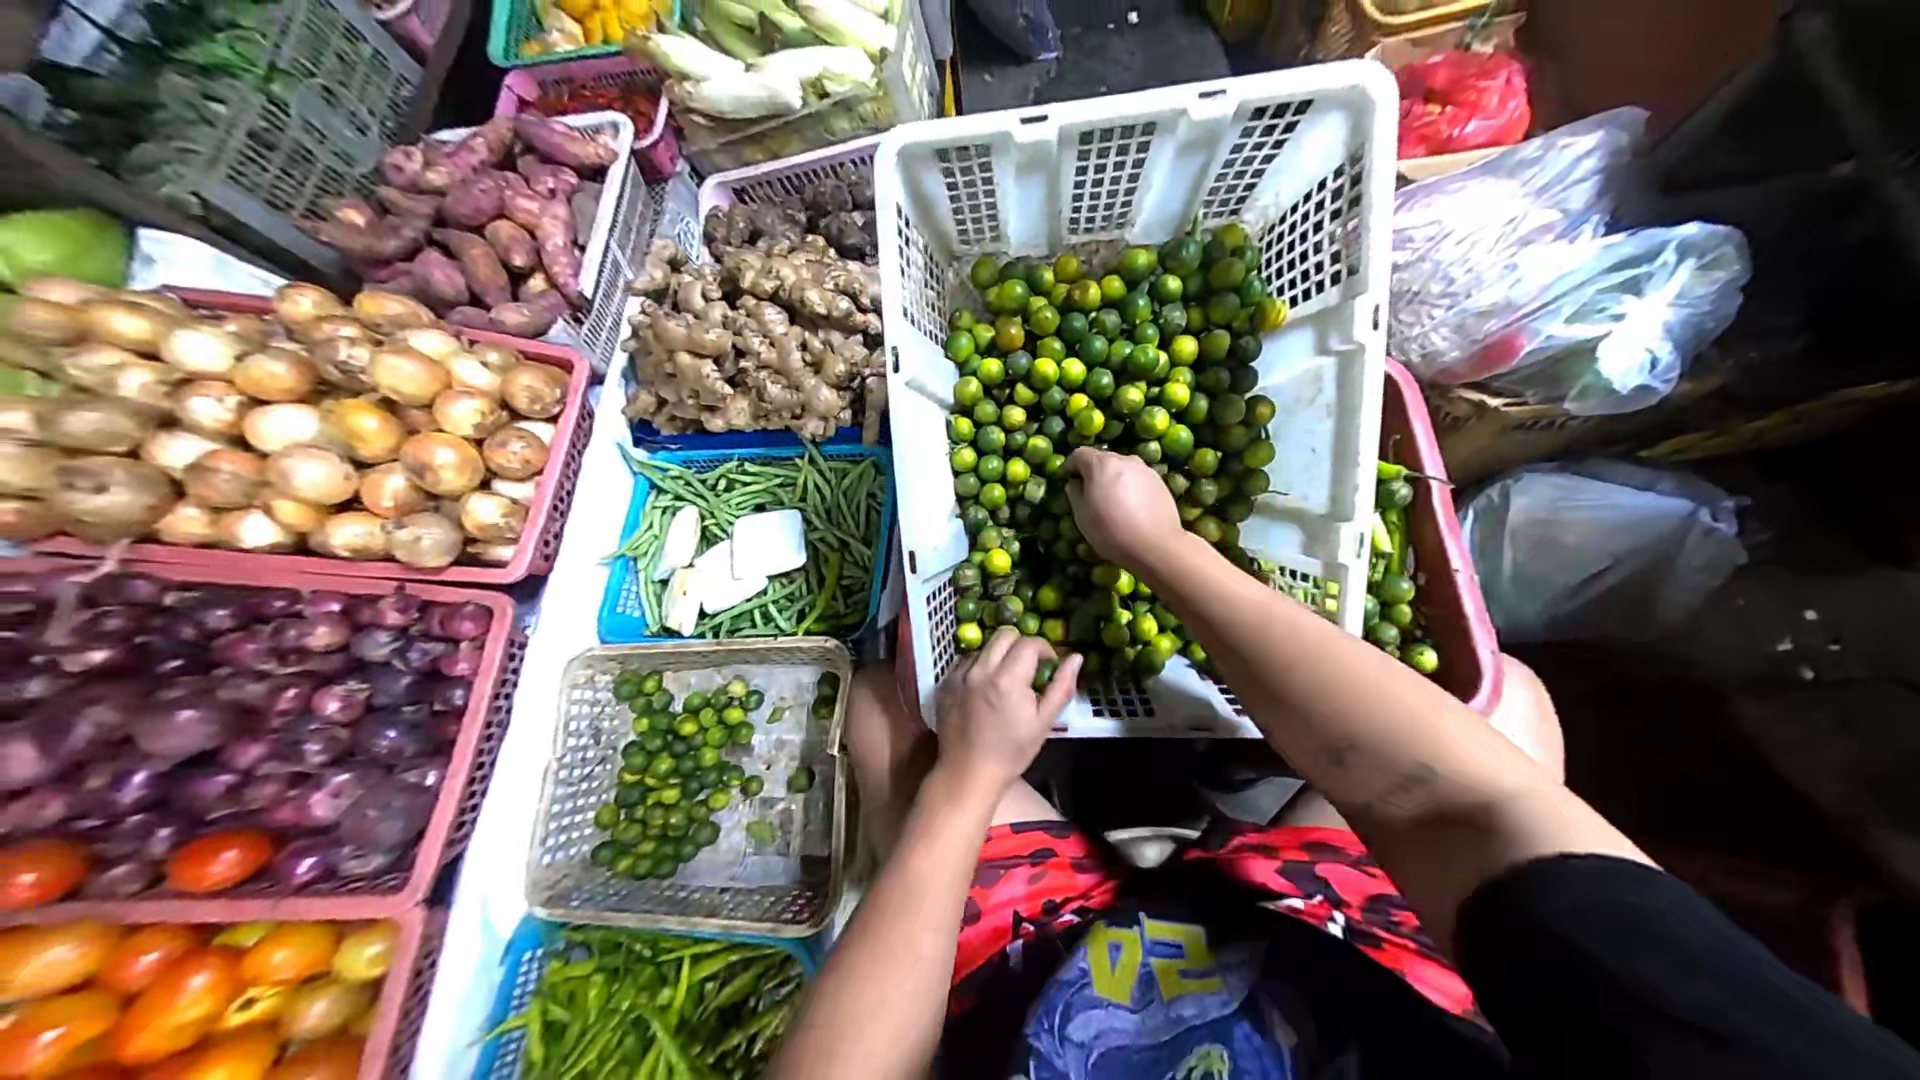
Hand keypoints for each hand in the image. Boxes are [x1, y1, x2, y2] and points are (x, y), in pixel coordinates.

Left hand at [934, 629, 1081, 797]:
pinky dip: (979, 667)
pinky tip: (985, 690)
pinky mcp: (945, 683)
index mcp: (1006, 679)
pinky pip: (966, 661)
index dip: (1045, 649)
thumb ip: (1061, 686)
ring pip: (984, 647)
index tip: (1048, 666)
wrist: (968, 773)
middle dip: (1021, 646)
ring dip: (998, 656)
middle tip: (1028, 669)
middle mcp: (980, 670)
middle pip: (1004, 635)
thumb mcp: (1043, 722)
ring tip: (1005, 682)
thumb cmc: (1011, 752)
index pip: (1029, 643)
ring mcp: (958, 675)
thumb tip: (1076, 657)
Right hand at [1064, 447, 1186, 574]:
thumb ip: (1074, 493)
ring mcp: (1145, 469)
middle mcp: (1125, 460)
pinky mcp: (1159, 482)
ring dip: (1112, 478)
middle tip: (1087, 491)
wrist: (1155, 545)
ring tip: (1110, 499)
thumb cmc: (1111, 530)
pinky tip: (1129, 506)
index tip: (1064, 479)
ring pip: (1121, 468)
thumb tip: (1075, 483)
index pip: (1079, 454)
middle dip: (1091, 471)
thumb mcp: (1081, 515)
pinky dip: (1128, 486)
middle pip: (1102, 459)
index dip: (1069, 466)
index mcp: (1102, 464)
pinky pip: (1136, 479)